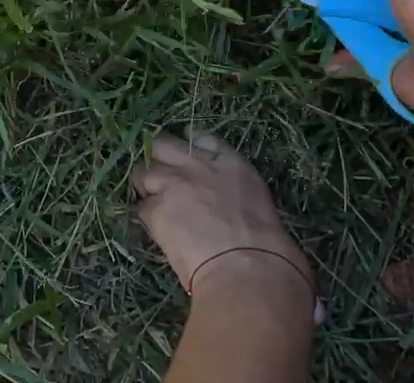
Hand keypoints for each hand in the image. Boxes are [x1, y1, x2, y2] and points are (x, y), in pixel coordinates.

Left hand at [131, 132, 313, 306]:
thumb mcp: (267, 216)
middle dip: (156, 157)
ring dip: (144, 188)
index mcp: (233, 165)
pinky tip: (153, 234)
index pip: (202, 138)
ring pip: (141, 172)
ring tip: (152, 209)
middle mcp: (199, 165)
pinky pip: (140, 209)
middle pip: (162, 143)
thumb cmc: (274, 256)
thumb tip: (271, 254)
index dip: (188, 148)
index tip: (184, 160)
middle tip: (157, 180)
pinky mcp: (156, 208)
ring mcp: (174, 183)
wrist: (251, 275)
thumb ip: (248, 211)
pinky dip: (144, 220)